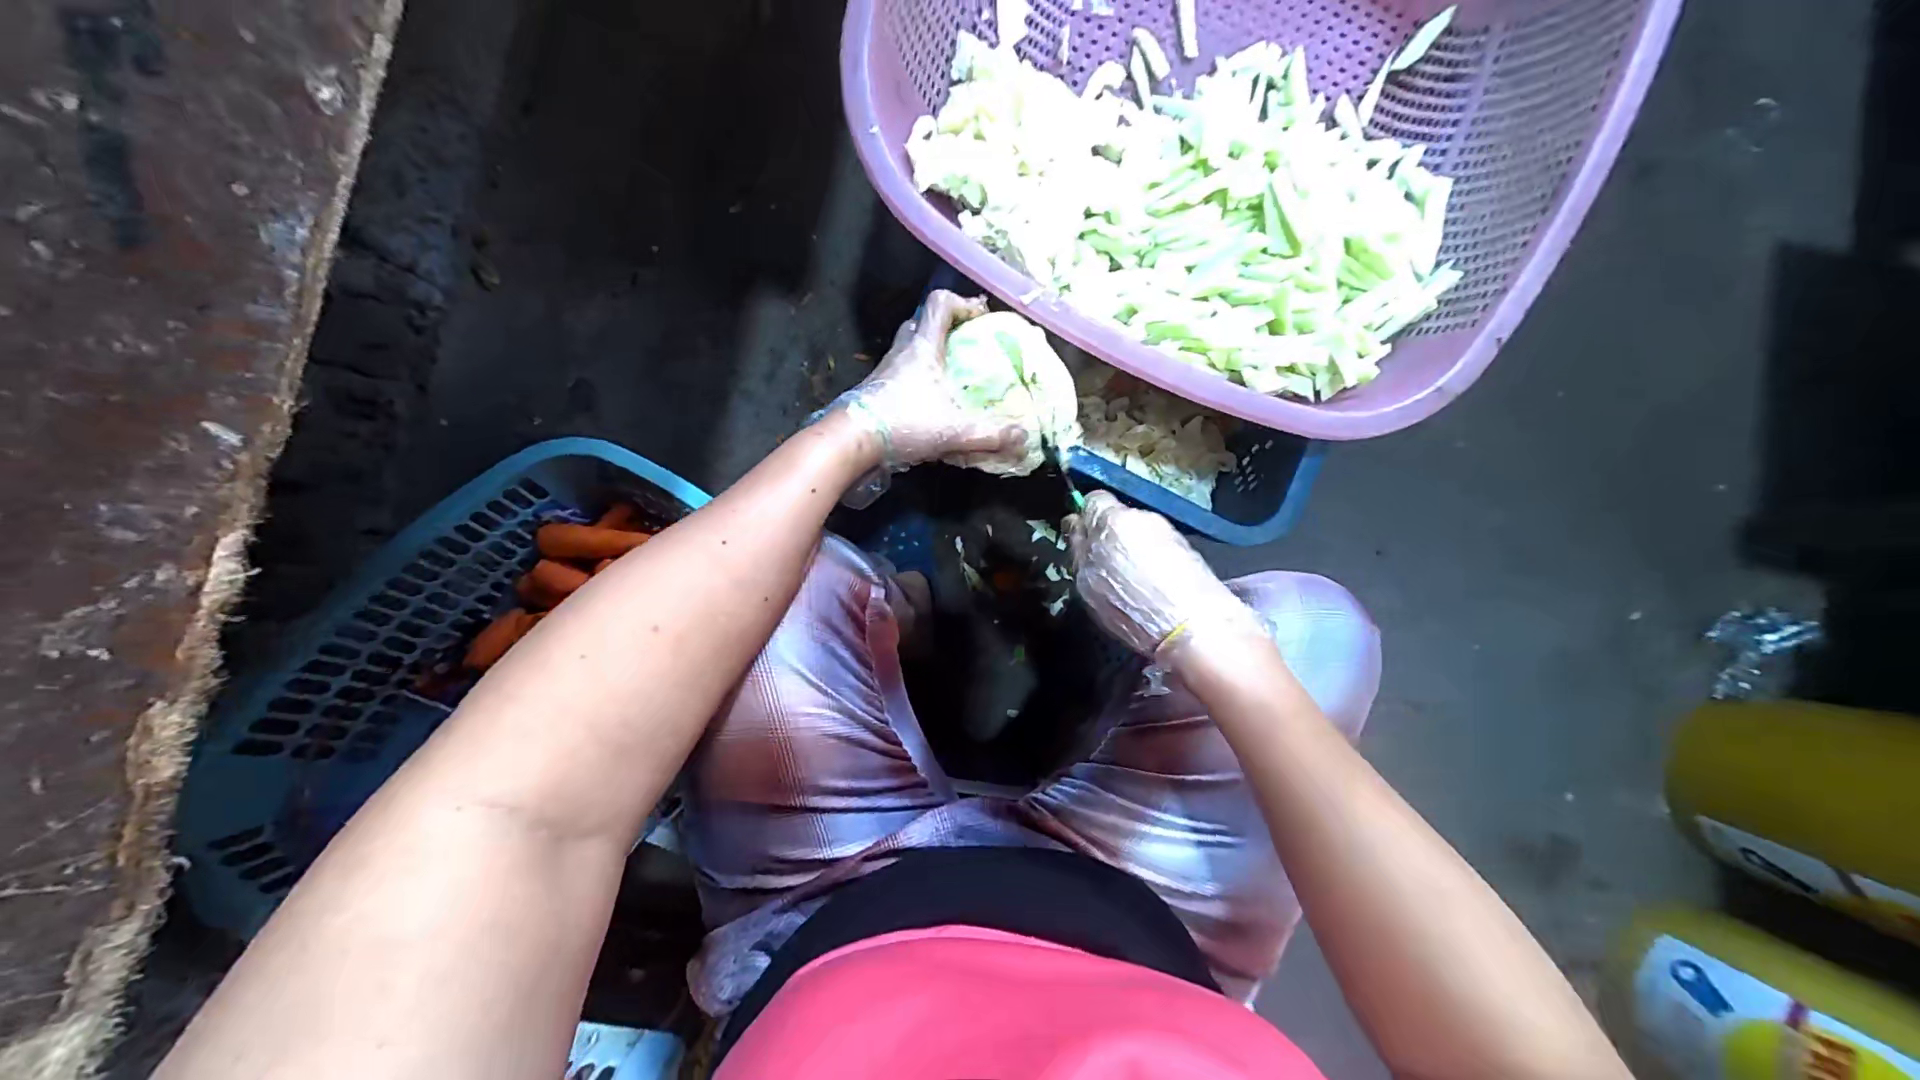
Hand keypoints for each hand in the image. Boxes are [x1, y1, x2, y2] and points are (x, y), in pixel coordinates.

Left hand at [837, 291, 1026, 467]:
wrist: (850, 441)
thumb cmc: (903, 423)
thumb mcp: (954, 430)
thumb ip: (990, 435)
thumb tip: (1023, 438)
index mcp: (922, 348)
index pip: (940, 304)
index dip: (962, 303)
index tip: (981, 318)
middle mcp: (901, 352)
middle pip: (921, 323)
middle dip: (945, 329)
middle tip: (965, 345)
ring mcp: (885, 371)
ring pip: (908, 349)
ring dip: (928, 355)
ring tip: (949, 376)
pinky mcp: (875, 391)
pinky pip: (900, 374)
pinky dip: (915, 380)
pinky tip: (928, 404)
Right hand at [1066, 491, 1267, 661]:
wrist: (1191, 626)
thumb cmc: (1130, 606)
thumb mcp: (1088, 582)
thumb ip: (1079, 548)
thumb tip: (1074, 525)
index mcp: (1112, 519)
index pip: (1093, 499)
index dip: (1086, 519)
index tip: (1083, 542)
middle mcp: (1142, 516)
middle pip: (1118, 517)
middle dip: (1110, 536)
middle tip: (1106, 568)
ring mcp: (1168, 531)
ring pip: (1139, 533)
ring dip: (1132, 549)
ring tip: (1134, 581)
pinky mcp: (1187, 547)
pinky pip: (1159, 546)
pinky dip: (1153, 560)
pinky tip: (1154, 585)